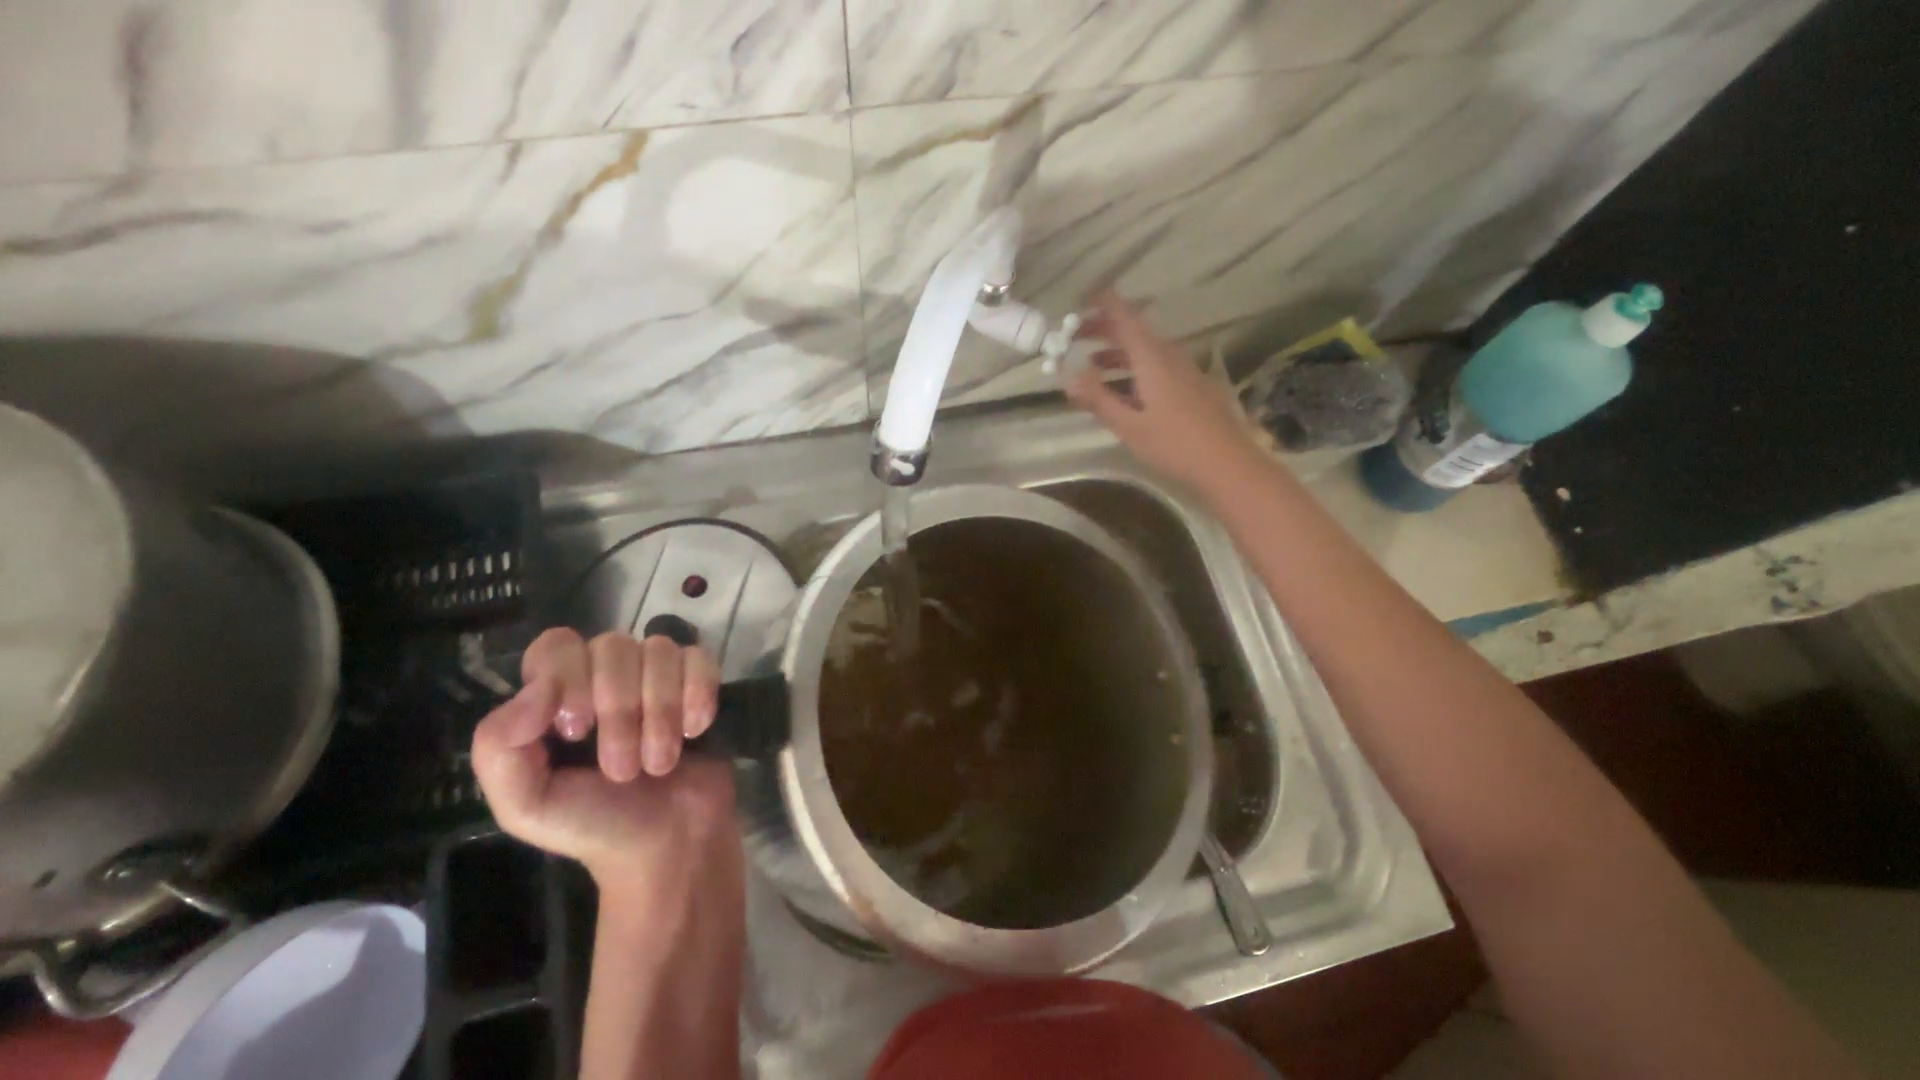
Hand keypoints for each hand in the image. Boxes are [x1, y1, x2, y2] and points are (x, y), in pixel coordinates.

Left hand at [469, 628, 737, 888]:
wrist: (666, 850)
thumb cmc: (593, 826)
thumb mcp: (523, 803)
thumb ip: (498, 745)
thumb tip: (539, 688)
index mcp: (557, 694)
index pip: (558, 644)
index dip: (569, 675)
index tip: (576, 730)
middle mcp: (606, 676)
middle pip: (613, 646)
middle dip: (620, 711)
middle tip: (620, 768)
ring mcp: (657, 678)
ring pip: (659, 651)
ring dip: (660, 713)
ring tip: (658, 763)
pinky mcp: (700, 685)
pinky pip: (700, 659)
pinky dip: (697, 696)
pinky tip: (694, 733)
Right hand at [1066, 291, 1263, 495]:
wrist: (1229, 464)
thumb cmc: (1175, 445)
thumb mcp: (1130, 427)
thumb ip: (1099, 400)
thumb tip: (1068, 377)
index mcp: (1152, 359)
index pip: (1125, 317)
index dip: (1104, 303)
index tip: (1082, 298)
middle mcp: (1170, 356)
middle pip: (1135, 330)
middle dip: (1104, 328)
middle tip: (1075, 335)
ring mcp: (1185, 371)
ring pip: (1147, 349)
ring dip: (1119, 351)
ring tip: (1093, 364)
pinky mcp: (1194, 387)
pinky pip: (1158, 365)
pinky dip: (1135, 366)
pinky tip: (1127, 388)